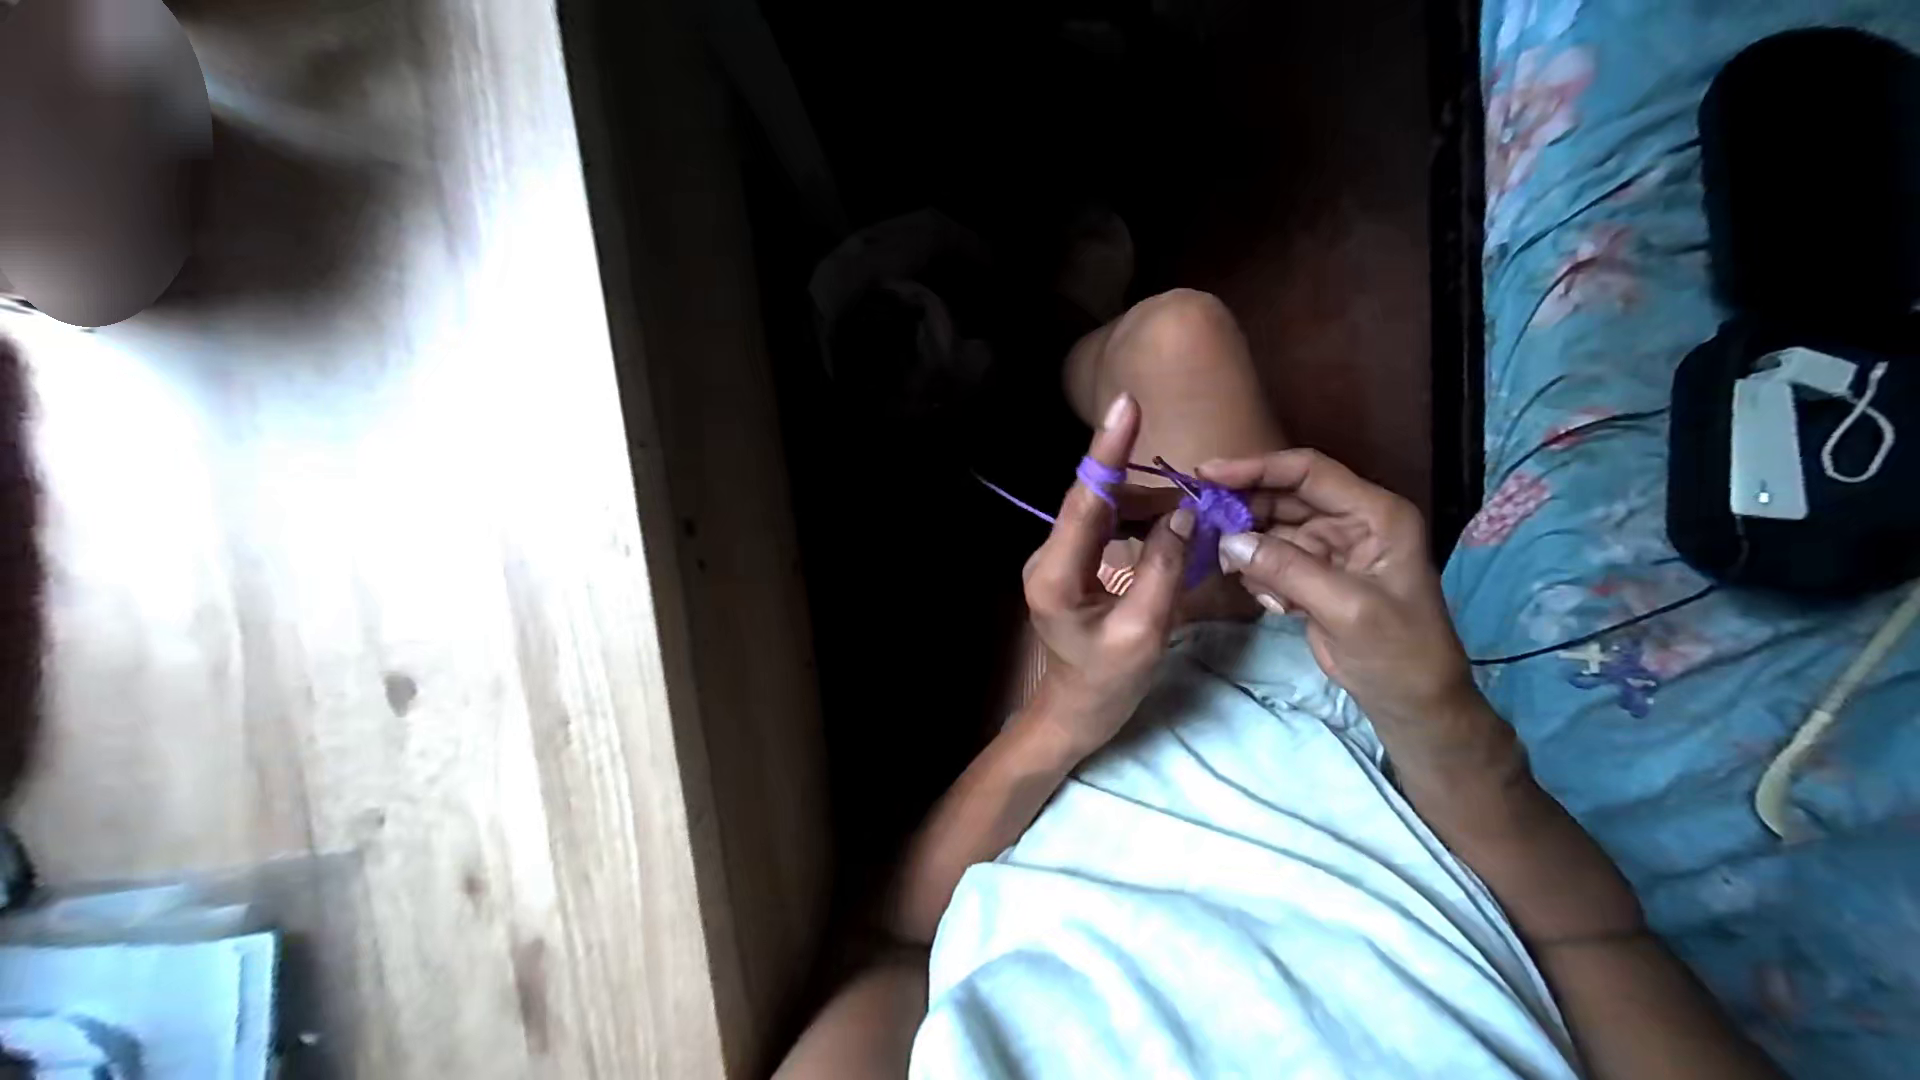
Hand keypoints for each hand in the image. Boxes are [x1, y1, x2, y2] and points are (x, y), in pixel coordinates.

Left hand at [1023, 392, 1191, 757]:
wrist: (1076, 711)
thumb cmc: (1108, 683)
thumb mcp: (1144, 630)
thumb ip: (1163, 567)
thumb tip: (1185, 512)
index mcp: (1055, 573)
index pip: (1084, 500)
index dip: (1107, 450)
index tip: (1126, 404)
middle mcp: (1048, 556)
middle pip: (1096, 501)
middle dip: (1144, 485)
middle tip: (1197, 486)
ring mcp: (1057, 558)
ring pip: (1104, 512)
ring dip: (1147, 506)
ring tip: (1192, 512)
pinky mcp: (1071, 563)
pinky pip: (1107, 528)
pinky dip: (1139, 523)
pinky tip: (1170, 528)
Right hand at [1196, 450, 1477, 733]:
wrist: (1410, 700)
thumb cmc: (1398, 650)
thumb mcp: (1347, 608)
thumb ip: (1287, 569)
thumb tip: (1229, 541)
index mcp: (1374, 514)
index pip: (1308, 472)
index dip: (1257, 468)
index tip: (1207, 474)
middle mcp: (1349, 521)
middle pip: (1282, 496)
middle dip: (1242, 509)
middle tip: (1200, 522)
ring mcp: (1328, 547)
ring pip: (1269, 527)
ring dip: (1246, 548)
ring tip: (1235, 573)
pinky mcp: (1310, 572)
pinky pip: (1268, 558)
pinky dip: (1257, 574)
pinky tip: (1272, 602)